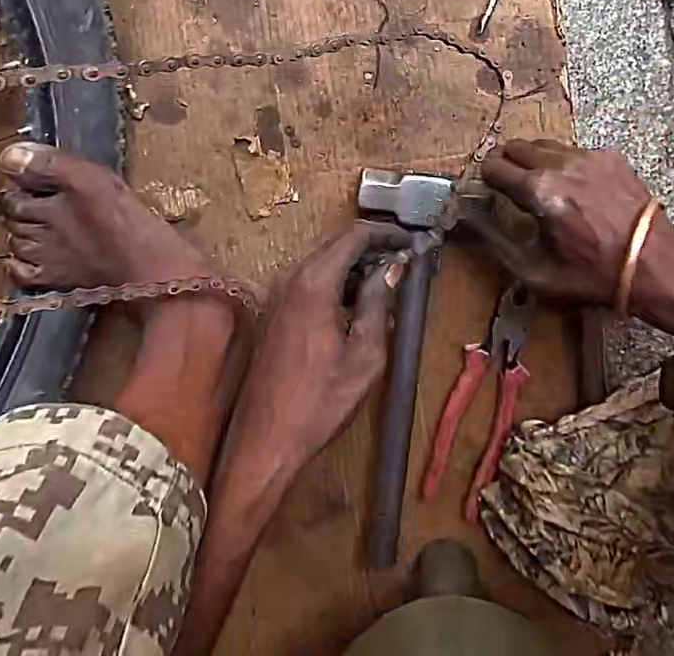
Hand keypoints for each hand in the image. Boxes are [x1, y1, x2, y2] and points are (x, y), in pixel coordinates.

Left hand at [0, 142, 209, 289]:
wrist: (144, 263)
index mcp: (48, 204)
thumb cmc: (124, 218)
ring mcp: (44, 259)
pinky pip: (20, 273)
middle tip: (39, 199)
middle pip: (13, 217)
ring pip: (15, 242)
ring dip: (20, 232)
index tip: (35, 178)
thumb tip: (9, 155)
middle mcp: (39, 232)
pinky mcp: (54, 281)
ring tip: (39, 224)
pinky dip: (18, 263)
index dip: (21, 183)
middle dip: (18, 206)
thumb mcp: (93, 178)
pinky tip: (29, 255)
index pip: (15, 190)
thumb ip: (50, 165)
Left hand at [224, 223, 409, 476]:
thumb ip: (378, 302)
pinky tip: (356, 304)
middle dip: (371, 247)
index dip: (386, 233)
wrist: (264, 442)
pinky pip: (309, 282)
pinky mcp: (273, 312)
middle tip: (402, 260)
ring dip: (354, 266)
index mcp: (314, 282)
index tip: (409, 241)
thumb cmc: (319, 403)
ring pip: (322, 262)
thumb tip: (392, 268)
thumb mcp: (365, 355)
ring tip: (386, 282)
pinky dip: (336, 282)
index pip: (354, 236)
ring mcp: (277, 294)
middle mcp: (290, 279)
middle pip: (336, 244)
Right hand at [473, 139, 673, 307]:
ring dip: (534, 160)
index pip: (493, 166)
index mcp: (537, 190)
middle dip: (506, 163)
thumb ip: (495, 242)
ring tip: (540, 184)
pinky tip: (574, 186)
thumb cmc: (593, 274)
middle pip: (514, 147)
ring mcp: (587, 156)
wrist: (652, 265)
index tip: (489, 188)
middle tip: (509, 183)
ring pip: (544, 144)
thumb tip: (470, 220)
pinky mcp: (609, 157)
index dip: (486, 178)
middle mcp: (559, 165)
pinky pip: (574, 150)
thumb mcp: (535, 272)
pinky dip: (565, 163)